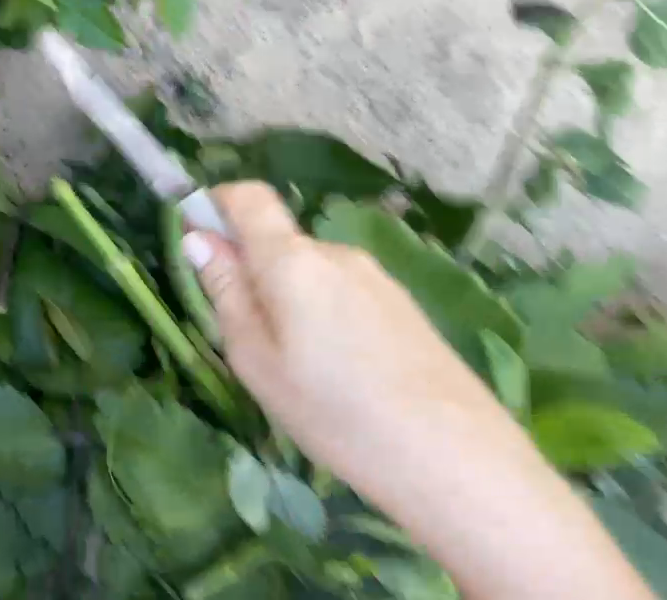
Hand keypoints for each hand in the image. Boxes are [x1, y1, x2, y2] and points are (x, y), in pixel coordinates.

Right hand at [185, 183, 518, 499]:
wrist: (467, 470)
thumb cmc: (336, 412)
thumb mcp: (255, 358)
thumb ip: (225, 291)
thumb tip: (199, 238)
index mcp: (293, 259)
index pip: (249, 196)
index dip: (216, 204)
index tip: (199, 243)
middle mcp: (338, 255)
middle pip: (278, 242)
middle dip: (252, 272)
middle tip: (247, 337)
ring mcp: (379, 281)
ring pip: (310, 273)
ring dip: (290, 300)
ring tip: (299, 369)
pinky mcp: (408, 311)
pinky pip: (344, 295)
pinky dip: (325, 318)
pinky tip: (343, 377)